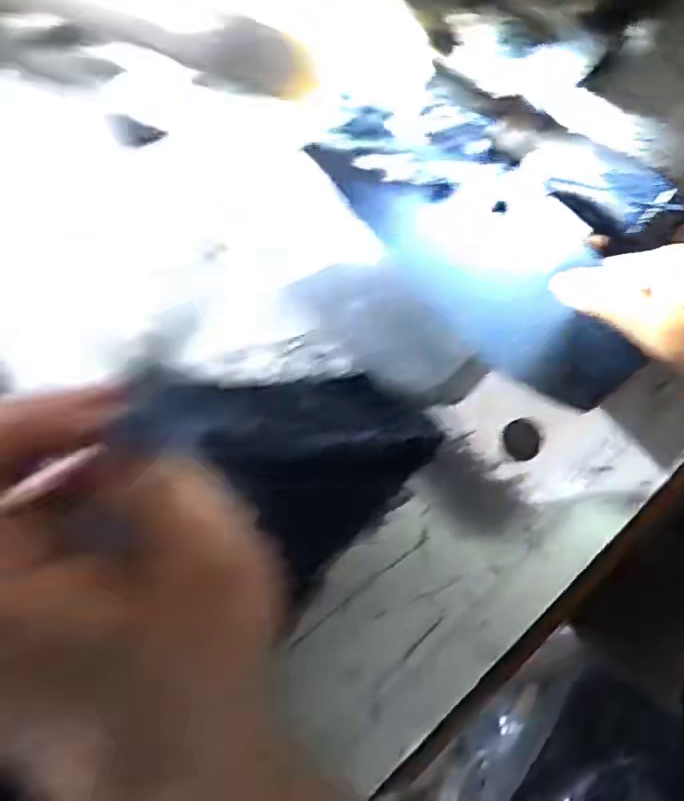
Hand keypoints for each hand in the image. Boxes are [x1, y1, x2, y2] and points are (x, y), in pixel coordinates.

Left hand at [0, 388, 319, 800]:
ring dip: (40, 462)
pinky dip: (44, 496)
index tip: (126, 398)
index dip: (35, 419)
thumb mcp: (208, 555)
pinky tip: (106, 483)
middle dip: (35, 433)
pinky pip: (6, 532)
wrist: (167, 742)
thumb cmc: (192, 648)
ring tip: (124, 438)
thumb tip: (129, 438)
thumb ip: (168, 485)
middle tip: (125, 410)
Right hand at [551, 243, 683, 391]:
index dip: (592, 301)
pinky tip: (663, 343)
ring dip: (638, 320)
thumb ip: (609, 303)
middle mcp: (681, 257)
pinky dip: (659, 322)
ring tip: (637, 346)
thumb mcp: (660, 329)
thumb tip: (558, 280)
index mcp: (668, 257)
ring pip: (645, 295)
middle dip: (616, 310)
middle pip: (625, 281)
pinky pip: (666, 304)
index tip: (585, 332)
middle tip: (616, 344)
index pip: (605, 271)